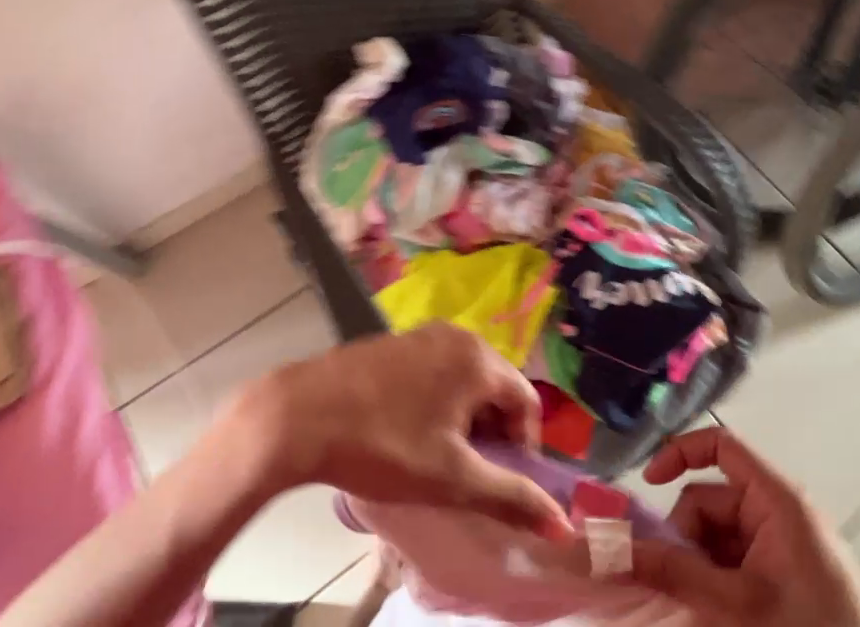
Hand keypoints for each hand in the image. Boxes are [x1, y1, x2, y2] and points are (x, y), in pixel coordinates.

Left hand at [226, 323, 573, 540]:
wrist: (296, 416)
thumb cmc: (382, 446)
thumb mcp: (451, 479)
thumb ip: (510, 497)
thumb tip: (563, 525)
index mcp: (477, 358)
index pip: (526, 401)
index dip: (522, 446)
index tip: (497, 479)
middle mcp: (453, 335)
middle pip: (495, 387)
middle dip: (491, 431)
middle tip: (465, 471)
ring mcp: (416, 334)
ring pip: (461, 380)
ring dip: (461, 419)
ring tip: (434, 456)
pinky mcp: (388, 343)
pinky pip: (431, 372)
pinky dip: (433, 402)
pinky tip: (404, 432)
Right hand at [630, 427, 859, 626]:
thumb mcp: (736, 603)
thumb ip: (673, 572)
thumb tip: (613, 546)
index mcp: (777, 500)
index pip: (721, 446)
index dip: (680, 452)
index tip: (648, 484)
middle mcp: (777, 514)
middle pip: (707, 501)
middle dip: (686, 540)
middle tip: (686, 586)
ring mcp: (779, 547)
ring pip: (712, 538)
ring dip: (697, 567)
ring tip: (706, 608)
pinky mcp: (780, 576)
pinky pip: (729, 563)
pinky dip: (713, 582)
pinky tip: (714, 612)